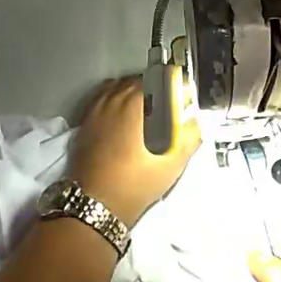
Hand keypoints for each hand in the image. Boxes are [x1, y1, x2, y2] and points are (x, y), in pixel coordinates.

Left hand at [69, 76, 200, 224]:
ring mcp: (97, 107)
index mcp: (138, 103)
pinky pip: (103, 97)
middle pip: (142, 80)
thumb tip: (195, 122)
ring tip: (147, 111)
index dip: (178, 87)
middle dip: (158, 89)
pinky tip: (123, 117)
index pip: (164, 79)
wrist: (96, 202)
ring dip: (136, 92)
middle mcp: (116, 97)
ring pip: (120, 86)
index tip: (185, 100)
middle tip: (169, 108)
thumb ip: (190, 136)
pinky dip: (116, 100)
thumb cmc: (137, 182)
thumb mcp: (174, 163)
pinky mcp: (85, 119)